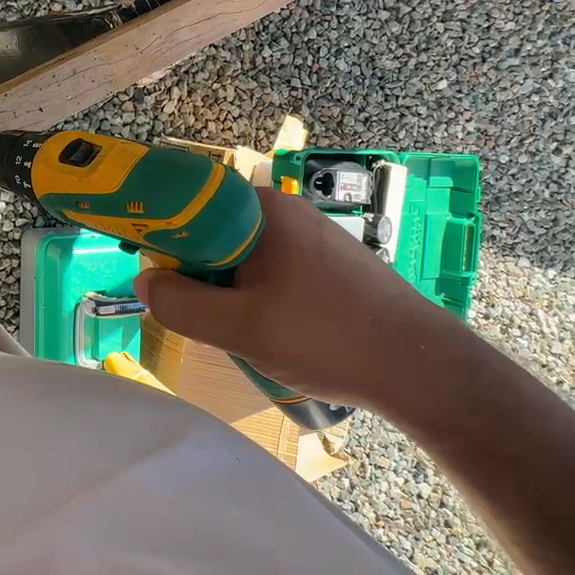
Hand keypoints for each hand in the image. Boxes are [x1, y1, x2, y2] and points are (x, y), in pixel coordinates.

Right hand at [133, 186, 466, 409]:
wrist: (431, 373)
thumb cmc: (330, 338)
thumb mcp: (241, 328)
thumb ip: (181, 304)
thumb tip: (143, 283)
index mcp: (262, 209)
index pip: (187, 202)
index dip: (160, 232)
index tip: (149, 266)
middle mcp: (284, 211)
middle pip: (211, 229)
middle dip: (196, 269)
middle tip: (196, 309)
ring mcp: (310, 235)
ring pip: (239, 252)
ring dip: (226, 285)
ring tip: (238, 326)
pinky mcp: (328, 262)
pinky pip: (268, 266)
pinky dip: (255, 292)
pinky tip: (270, 328)